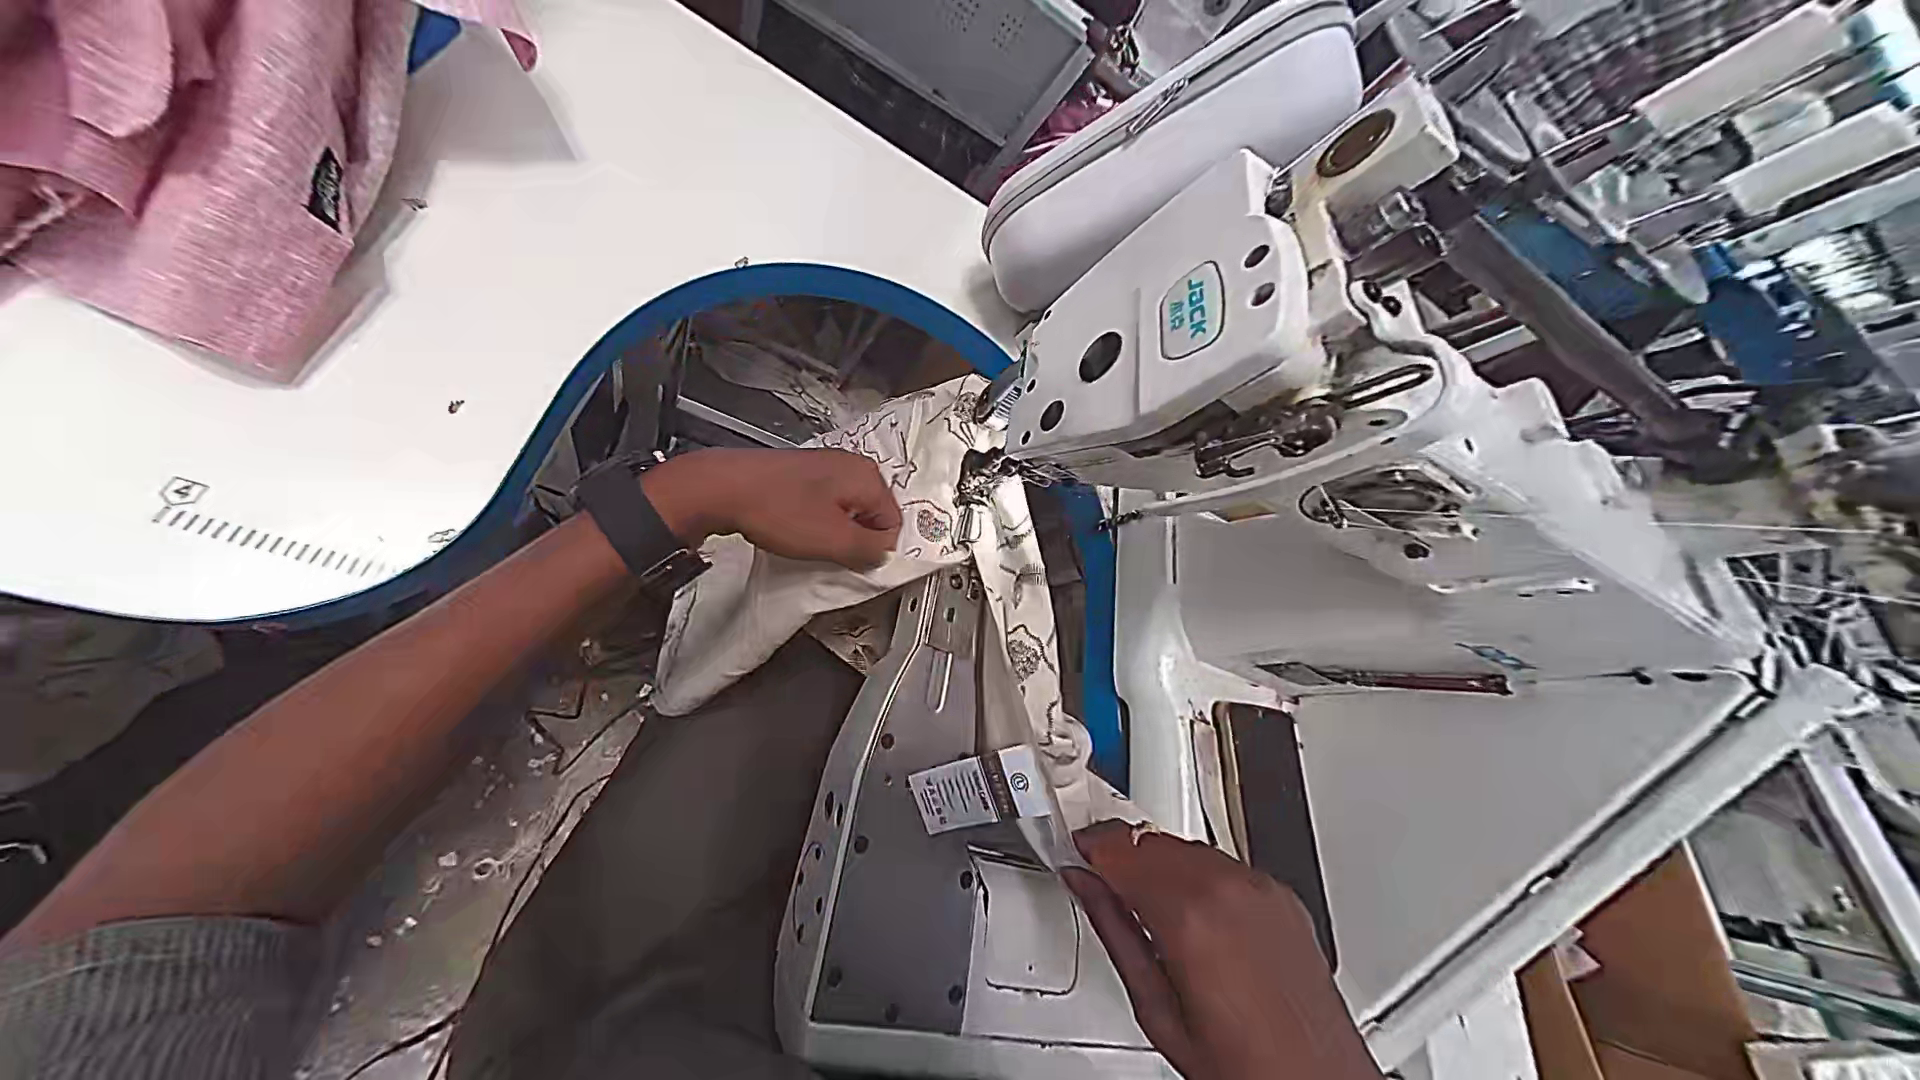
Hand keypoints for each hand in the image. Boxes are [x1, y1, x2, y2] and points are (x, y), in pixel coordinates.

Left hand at [642, 447, 901, 569]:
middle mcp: (852, 464)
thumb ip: (870, 550)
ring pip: (848, 510)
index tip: (852, 560)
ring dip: (835, 531)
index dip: (877, 548)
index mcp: (868, 477)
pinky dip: (816, 520)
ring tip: (809, 540)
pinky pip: (826, 503)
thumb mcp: (834, 541)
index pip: (894, 523)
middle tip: (830, 551)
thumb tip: (885, 553)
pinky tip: (796, 527)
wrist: (722, 488)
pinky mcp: (804, 472)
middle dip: (856, 538)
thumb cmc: (778, 510)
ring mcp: (827, 465)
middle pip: (872, 514)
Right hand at [1062, 822, 1380, 1079]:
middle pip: (1149, 840)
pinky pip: (1220, 859)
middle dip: (1119, 852)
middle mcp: (1225, 890)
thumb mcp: (1157, 1010)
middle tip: (1100, 873)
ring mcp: (1257, 888)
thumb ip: (1114, 932)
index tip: (1077, 850)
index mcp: (1188, 918)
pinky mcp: (1279, 893)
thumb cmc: (1248, 1068)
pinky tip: (1189, 906)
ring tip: (1143, 897)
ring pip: (1182, 844)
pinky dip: (1194, 870)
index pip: (1120, 849)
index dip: (1090, 845)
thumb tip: (1084, 886)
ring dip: (1154, 859)